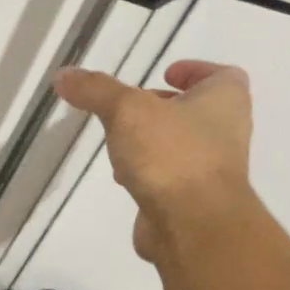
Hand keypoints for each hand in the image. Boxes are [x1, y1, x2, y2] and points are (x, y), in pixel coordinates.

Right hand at [52, 60, 255, 263]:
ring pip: (181, 142)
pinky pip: (170, 172)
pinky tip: (125, 176)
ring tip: (121, 142)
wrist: (191, 219)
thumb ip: (96, 91)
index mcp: (225, 97)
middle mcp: (226, 126)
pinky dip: (150, 169)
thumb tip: (63, 74)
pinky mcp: (192, 195)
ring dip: (155, 139)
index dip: (194, 71)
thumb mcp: (127, 112)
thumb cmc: (171, 154)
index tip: (165, 73)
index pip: (218, 74)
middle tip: (133, 107)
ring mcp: (211, 164)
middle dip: (167, 106)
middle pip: (197, 108)